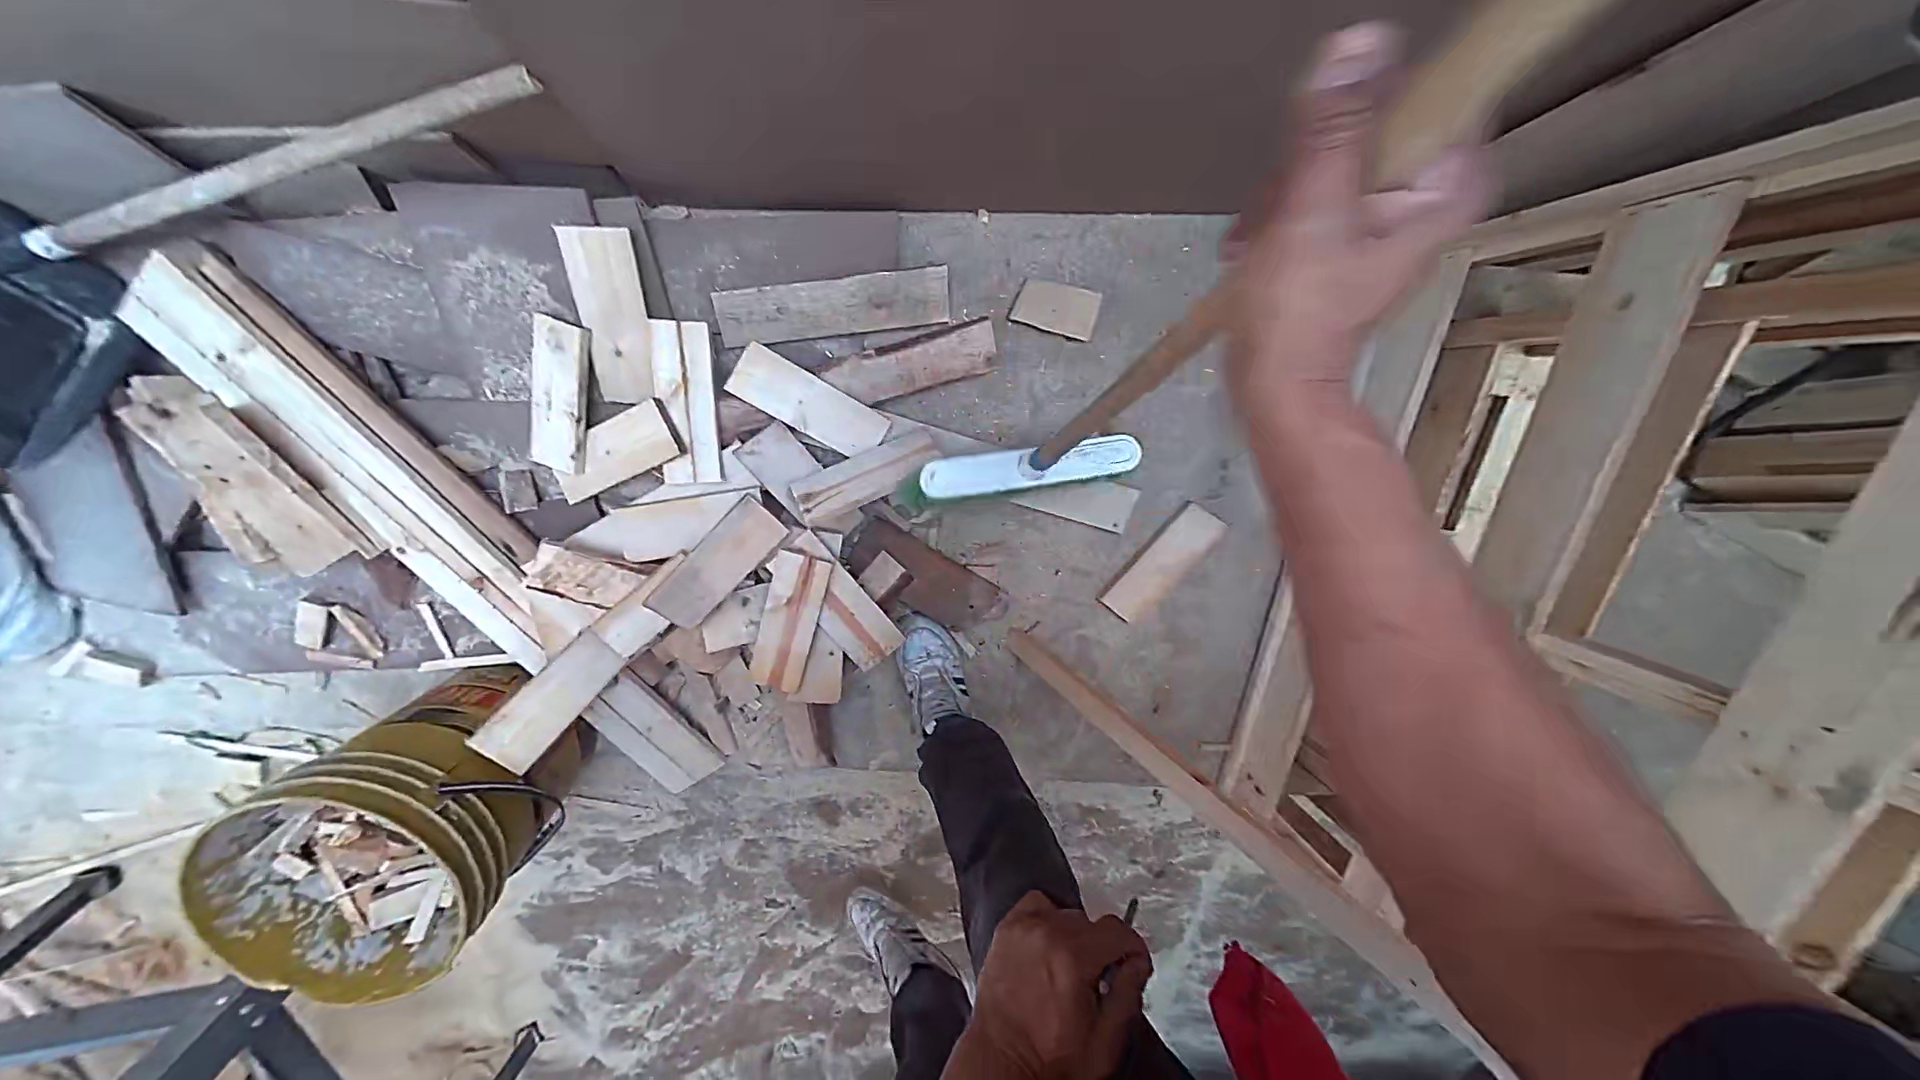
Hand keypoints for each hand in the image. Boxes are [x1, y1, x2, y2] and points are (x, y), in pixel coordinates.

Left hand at [945, 892, 1151, 1079]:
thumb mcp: (1104, 1041)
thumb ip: (1128, 995)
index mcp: (1073, 957)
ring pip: (1067, 914)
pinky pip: (1036, 904)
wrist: (1002, 1061)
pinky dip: (1047, 917)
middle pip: (1093, 924)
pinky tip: (1049, 944)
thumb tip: (1138, 962)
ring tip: (1070, 967)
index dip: (1133, 949)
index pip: (1118, 931)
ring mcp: (1024, 926)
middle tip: (1098, 980)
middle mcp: (1047, 932)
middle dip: (1103, 950)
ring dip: (1076, 936)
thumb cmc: (1049, 1058)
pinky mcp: (1007, 928)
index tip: (1134, 965)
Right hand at [1225, 22, 1491, 396]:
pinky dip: (1279, 215)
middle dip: (1309, 166)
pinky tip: (1256, 244)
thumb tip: (1355, 49)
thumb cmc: (1299, 319)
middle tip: (1284, 204)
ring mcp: (1382, 218)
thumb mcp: (1311, 216)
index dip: (1370, 105)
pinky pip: (1314, 195)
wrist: (1274, 381)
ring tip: (1262, 236)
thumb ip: (1333, 133)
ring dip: (1284, 194)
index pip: (1433, 95)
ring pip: (1333, 162)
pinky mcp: (1347, 236)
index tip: (1326, 141)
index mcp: (1443, 187)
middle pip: (1371, 129)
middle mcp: (1423, 198)